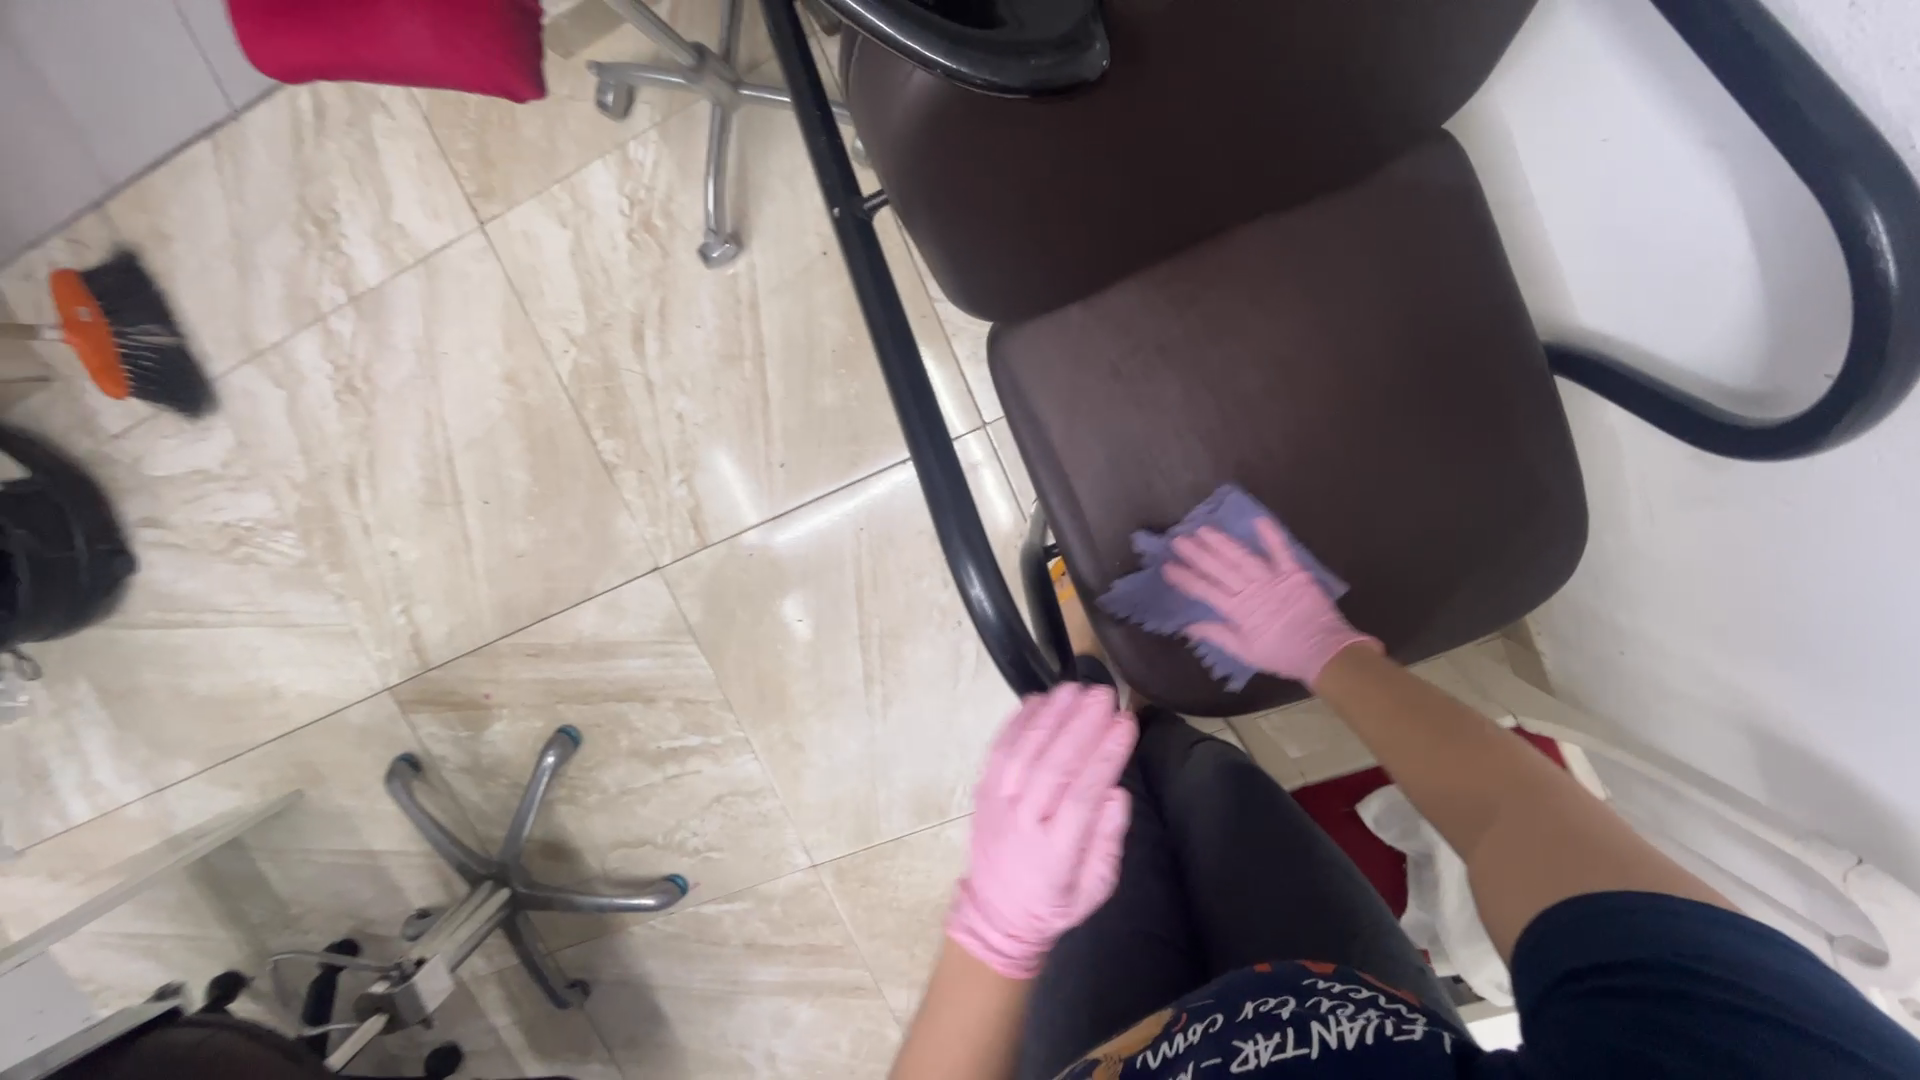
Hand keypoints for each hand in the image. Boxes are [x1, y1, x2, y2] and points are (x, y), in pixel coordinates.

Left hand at [947, 683, 1135, 978]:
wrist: (996, 915)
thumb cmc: (1056, 900)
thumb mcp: (1096, 887)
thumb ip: (1107, 840)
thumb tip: (1116, 792)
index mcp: (1057, 851)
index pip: (1083, 794)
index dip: (1105, 755)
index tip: (1126, 723)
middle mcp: (1024, 821)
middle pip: (1053, 764)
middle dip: (1080, 724)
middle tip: (1104, 694)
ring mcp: (998, 803)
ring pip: (1024, 751)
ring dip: (1050, 715)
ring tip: (1074, 688)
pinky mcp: (982, 790)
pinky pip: (999, 750)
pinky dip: (1017, 722)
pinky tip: (1037, 700)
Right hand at [1163, 520, 1379, 686]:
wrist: (1325, 652)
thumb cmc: (1282, 655)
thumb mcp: (1245, 652)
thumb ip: (1217, 635)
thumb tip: (1188, 627)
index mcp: (1238, 610)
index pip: (1205, 590)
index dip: (1185, 578)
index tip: (1167, 567)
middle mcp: (1252, 590)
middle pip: (1220, 569)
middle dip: (1197, 554)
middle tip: (1179, 539)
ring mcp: (1273, 579)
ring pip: (1242, 557)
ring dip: (1222, 542)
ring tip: (1204, 530)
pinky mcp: (1295, 573)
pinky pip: (1282, 551)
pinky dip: (1271, 535)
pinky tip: (1258, 520)